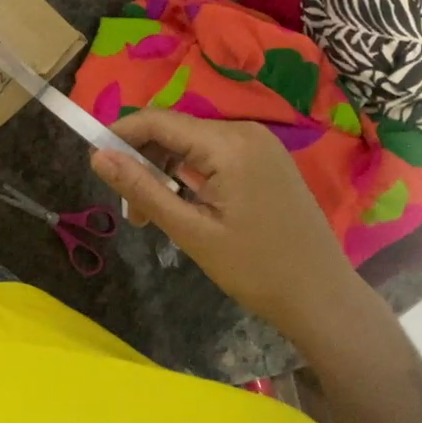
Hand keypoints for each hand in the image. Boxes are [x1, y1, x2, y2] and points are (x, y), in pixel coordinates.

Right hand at [89, 111, 361, 338]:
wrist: (325, 301)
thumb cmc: (257, 270)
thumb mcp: (192, 232)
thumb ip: (142, 189)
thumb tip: (96, 157)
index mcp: (229, 144)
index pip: (157, 121)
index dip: (120, 136)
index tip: (95, 165)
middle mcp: (244, 131)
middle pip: (174, 130)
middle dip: (144, 162)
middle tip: (132, 211)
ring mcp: (260, 143)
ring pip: (191, 142)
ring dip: (165, 170)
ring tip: (154, 215)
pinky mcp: (266, 159)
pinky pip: (214, 152)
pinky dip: (190, 173)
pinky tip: (186, 206)